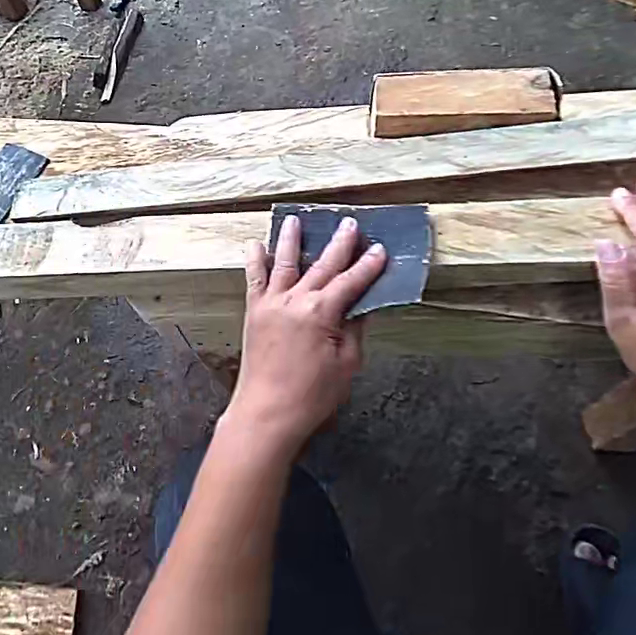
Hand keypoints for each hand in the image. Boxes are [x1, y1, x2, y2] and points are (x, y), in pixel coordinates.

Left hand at [225, 215, 387, 457]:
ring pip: (285, 263)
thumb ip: (354, 329)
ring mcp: (272, 304)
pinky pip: (254, 281)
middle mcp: (295, 301)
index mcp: (322, 313)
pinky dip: (255, 261)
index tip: (381, 249)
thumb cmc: (312, 395)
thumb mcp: (347, 363)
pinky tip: (256, 245)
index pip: (352, 281)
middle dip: (340, 243)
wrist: (266, 415)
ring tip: (296, 219)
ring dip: (292, 239)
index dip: (369, 265)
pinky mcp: (255, 313)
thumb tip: (360, 306)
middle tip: (350, 224)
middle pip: (323, 265)